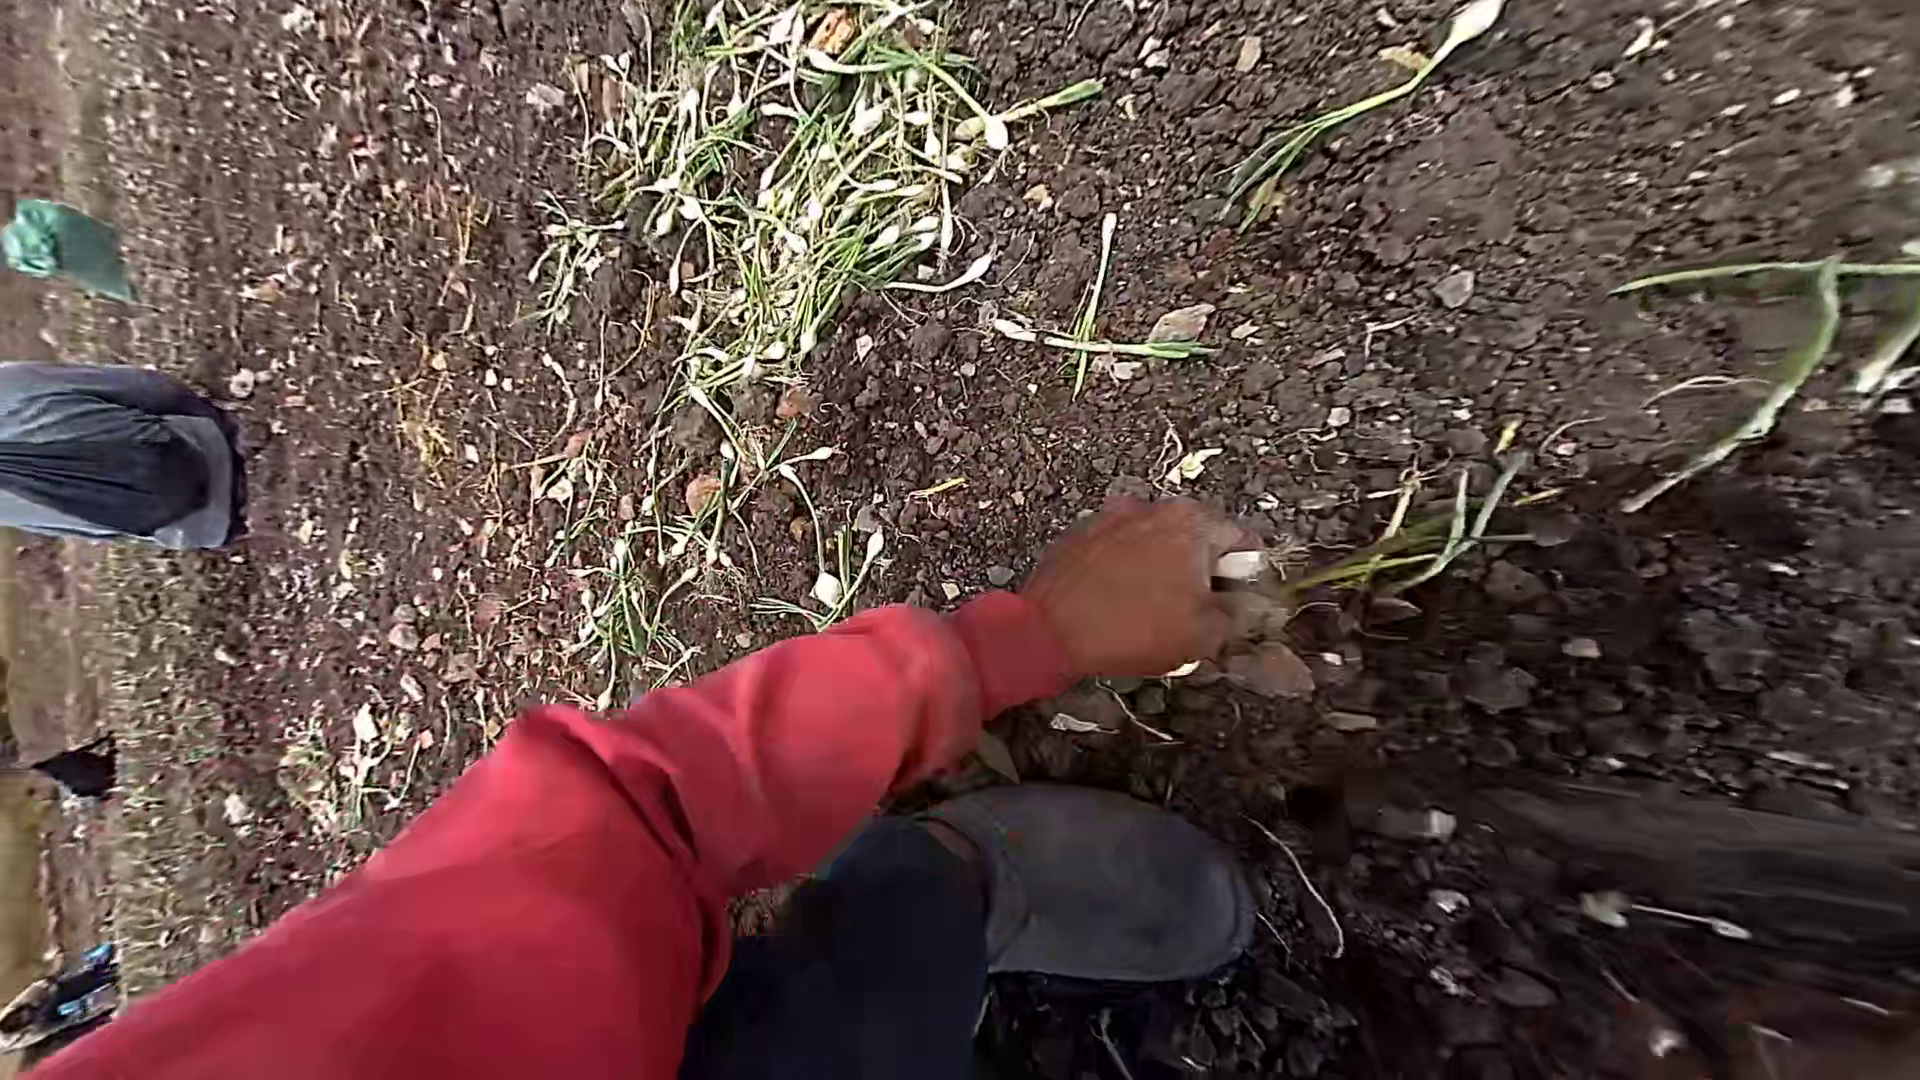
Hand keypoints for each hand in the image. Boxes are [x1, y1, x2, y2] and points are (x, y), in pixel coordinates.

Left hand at [1021, 497, 1255, 678]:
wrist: (1048, 631)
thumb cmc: (1132, 630)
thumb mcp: (1203, 634)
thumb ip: (1239, 613)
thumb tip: (1250, 604)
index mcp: (1189, 521)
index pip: (1241, 540)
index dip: (1245, 576)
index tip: (1238, 603)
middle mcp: (1149, 507)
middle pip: (1195, 537)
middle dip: (1200, 572)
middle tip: (1194, 611)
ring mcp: (1108, 516)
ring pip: (1154, 542)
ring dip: (1161, 568)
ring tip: (1151, 608)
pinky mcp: (1079, 533)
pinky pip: (1117, 548)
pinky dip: (1125, 567)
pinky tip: (1117, 598)